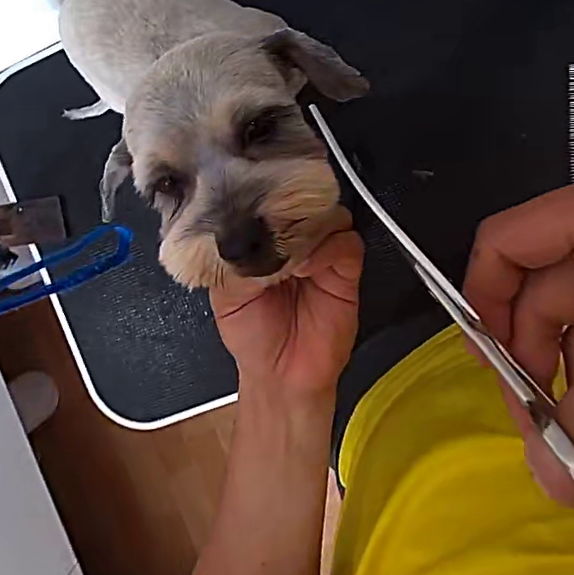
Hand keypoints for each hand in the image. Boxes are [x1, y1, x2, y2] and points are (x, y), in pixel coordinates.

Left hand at [211, 208, 363, 400]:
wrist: (283, 375)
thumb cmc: (253, 338)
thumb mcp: (225, 296)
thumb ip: (234, 260)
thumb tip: (245, 234)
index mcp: (265, 242)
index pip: (272, 204)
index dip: (267, 199)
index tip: (256, 205)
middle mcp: (296, 242)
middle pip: (304, 202)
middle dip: (290, 209)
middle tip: (274, 225)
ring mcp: (323, 254)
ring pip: (330, 215)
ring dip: (310, 228)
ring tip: (289, 253)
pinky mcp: (346, 271)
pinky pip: (347, 244)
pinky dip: (329, 249)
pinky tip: (308, 267)